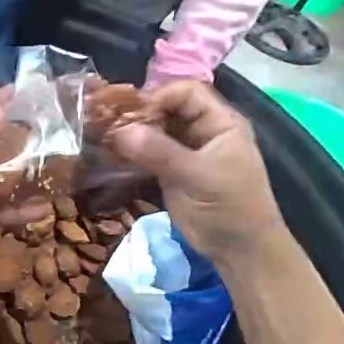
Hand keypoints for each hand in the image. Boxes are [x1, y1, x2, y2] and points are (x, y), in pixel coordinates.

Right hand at [105, 81, 288, 263]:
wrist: (239, 251)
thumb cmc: (229, 208)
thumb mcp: (197, 177)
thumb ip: (159, 152)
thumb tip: (120, 131)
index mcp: (221, 122)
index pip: (186, 92)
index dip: (158, 97)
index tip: (130, 115)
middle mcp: (202, 131)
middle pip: (167, 109)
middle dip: (139, 115)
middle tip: (108, 124)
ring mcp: (186, 152)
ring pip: (155, 131)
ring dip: (131, 134)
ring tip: (104, 137)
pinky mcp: (171, 172)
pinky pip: (148, 153)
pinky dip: (131, 153)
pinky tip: (110, 155)